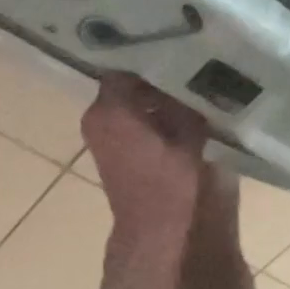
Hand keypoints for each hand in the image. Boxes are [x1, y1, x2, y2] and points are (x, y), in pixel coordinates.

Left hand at [82, 73, 208, 243]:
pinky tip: (169, 121)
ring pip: (122, 104)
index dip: (150, 63)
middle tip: (182, 76)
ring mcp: (97, 135)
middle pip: (122, 86)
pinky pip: (121, 122)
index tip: (174, 59)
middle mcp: (96, 116)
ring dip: (147, 102)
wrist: (150, 228)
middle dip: (151, 82)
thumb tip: (193, 84)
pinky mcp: (104, 150)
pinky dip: (141, 119)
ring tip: (180, 99)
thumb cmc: (169, 183)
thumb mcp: (188, 138)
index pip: (125, 69)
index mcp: (112, 109)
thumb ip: (186, 107)